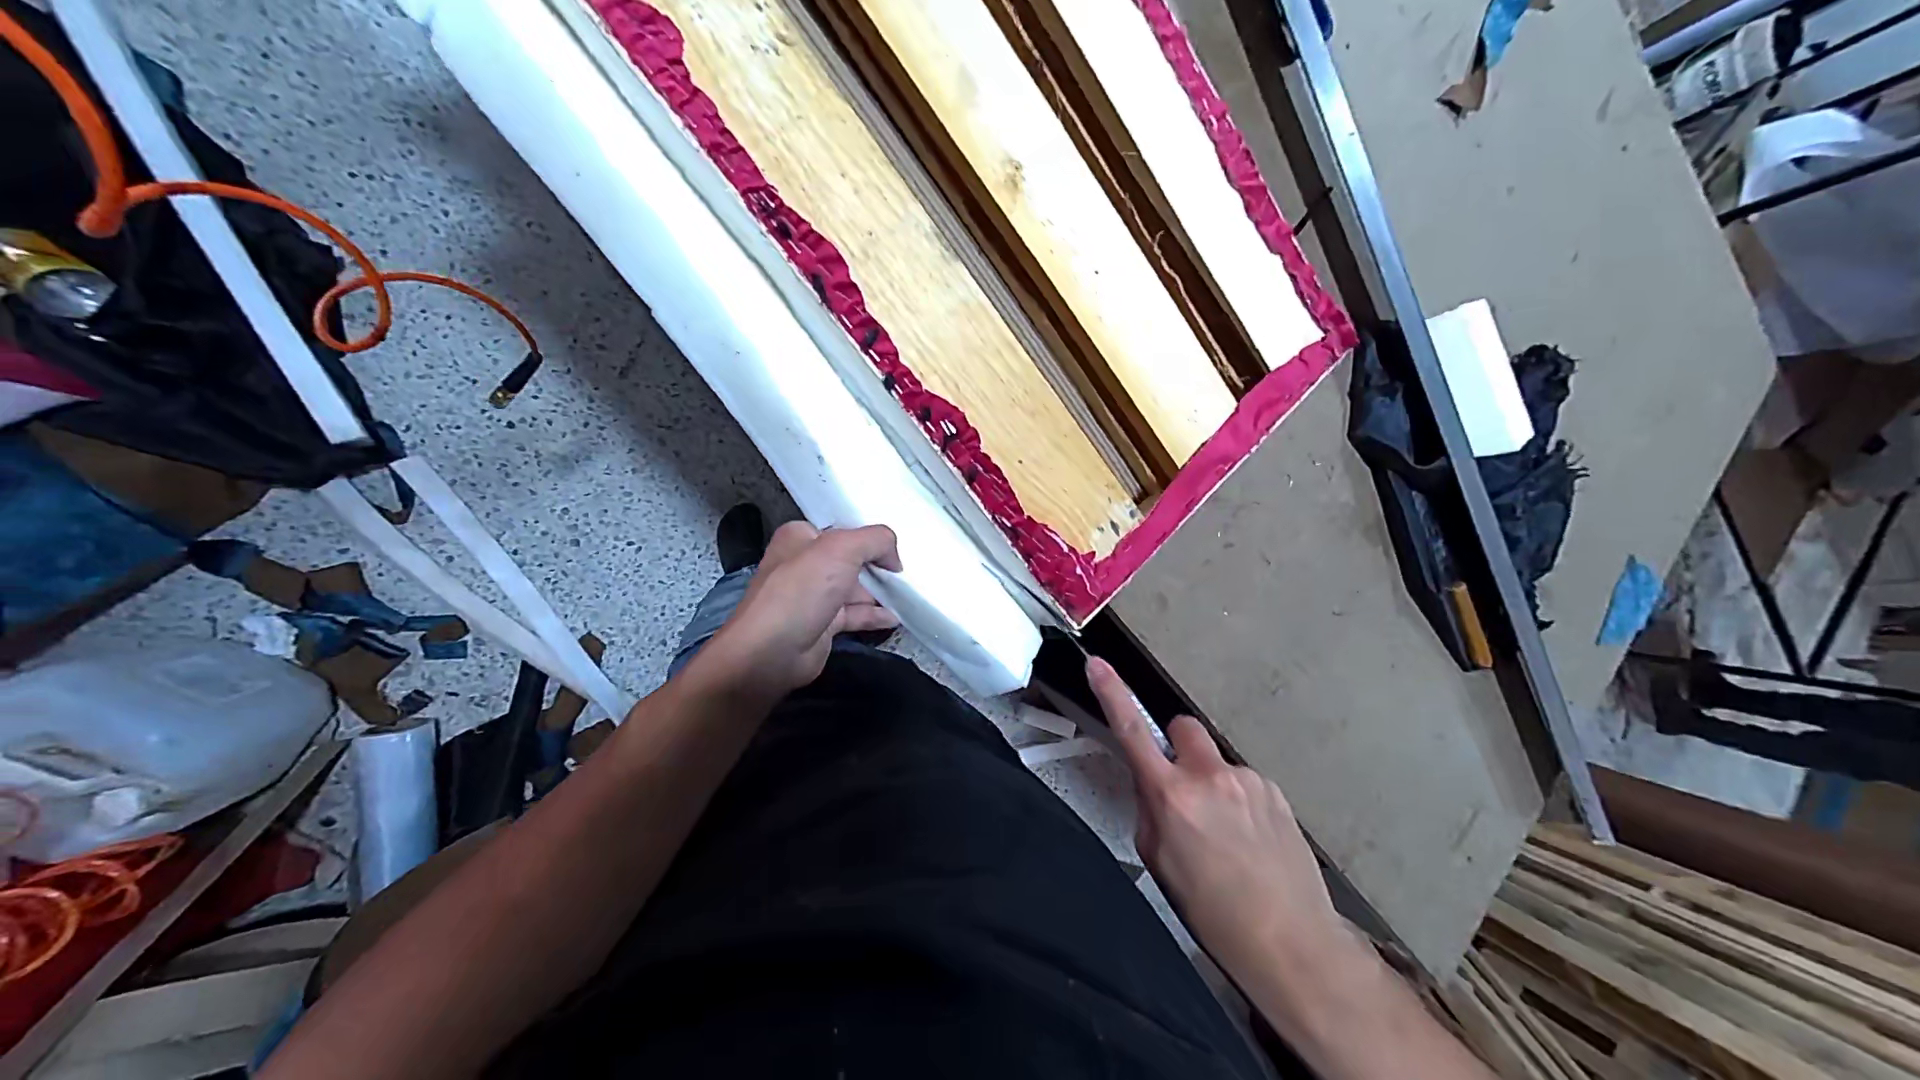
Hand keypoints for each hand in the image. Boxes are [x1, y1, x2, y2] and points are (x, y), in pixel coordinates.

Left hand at [694, 522, 901, 699]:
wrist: (771, 652)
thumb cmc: (801, 591)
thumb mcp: (842, 549)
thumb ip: (875, 540)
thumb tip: (893, 557)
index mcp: (800, 537)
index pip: (841, 529)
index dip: (867, 537)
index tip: (893, 548)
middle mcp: (804, 563)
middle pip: (850, 559)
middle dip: (876, 566)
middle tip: (903, 574)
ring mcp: (812, 596)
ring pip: (854, 589)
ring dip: (878, 592)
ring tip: (905, 596)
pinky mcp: (821, 625)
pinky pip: (854, 615)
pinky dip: (874, 615)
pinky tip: (894, 618)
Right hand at [1087, 656, 1344, 972]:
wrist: (1290, 942)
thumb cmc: (1218, 914)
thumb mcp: (1158, 861)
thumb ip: (1149, 809)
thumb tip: (1152, 787)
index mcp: (1173, 798)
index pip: (1131, 731)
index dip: (1111, 693)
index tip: (1098, 667)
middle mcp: (1211, 779)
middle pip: (1182, 729)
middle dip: (1175, 749)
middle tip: (1179, 786)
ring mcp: (1248, 782)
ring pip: (1214, 760)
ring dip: (1209, 782)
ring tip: (1221, 832)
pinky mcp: (1274, 792)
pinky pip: (1242, 780)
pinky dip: (1237, 799)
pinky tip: (1245, 837)